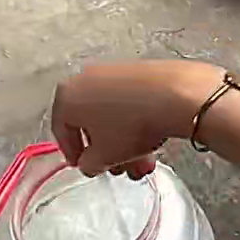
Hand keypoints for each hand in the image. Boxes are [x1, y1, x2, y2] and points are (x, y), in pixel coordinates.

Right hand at [50, 61, 222, 175]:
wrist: (177, 94)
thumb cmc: (131, 125)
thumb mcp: (104, 157)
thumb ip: (90, 164)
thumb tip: (91, 163)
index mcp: (67, 95)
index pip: (62, 129)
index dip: (73, 152)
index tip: (85, 166)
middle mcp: (88, 77)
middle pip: (94, 122)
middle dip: (109, 151)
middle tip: (121, 169)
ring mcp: (118, 71)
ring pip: (117, 114)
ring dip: (128, 143)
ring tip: (145, 164)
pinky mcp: (145, 71)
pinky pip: (134, 101)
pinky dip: (140, 122)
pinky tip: (156, 141)